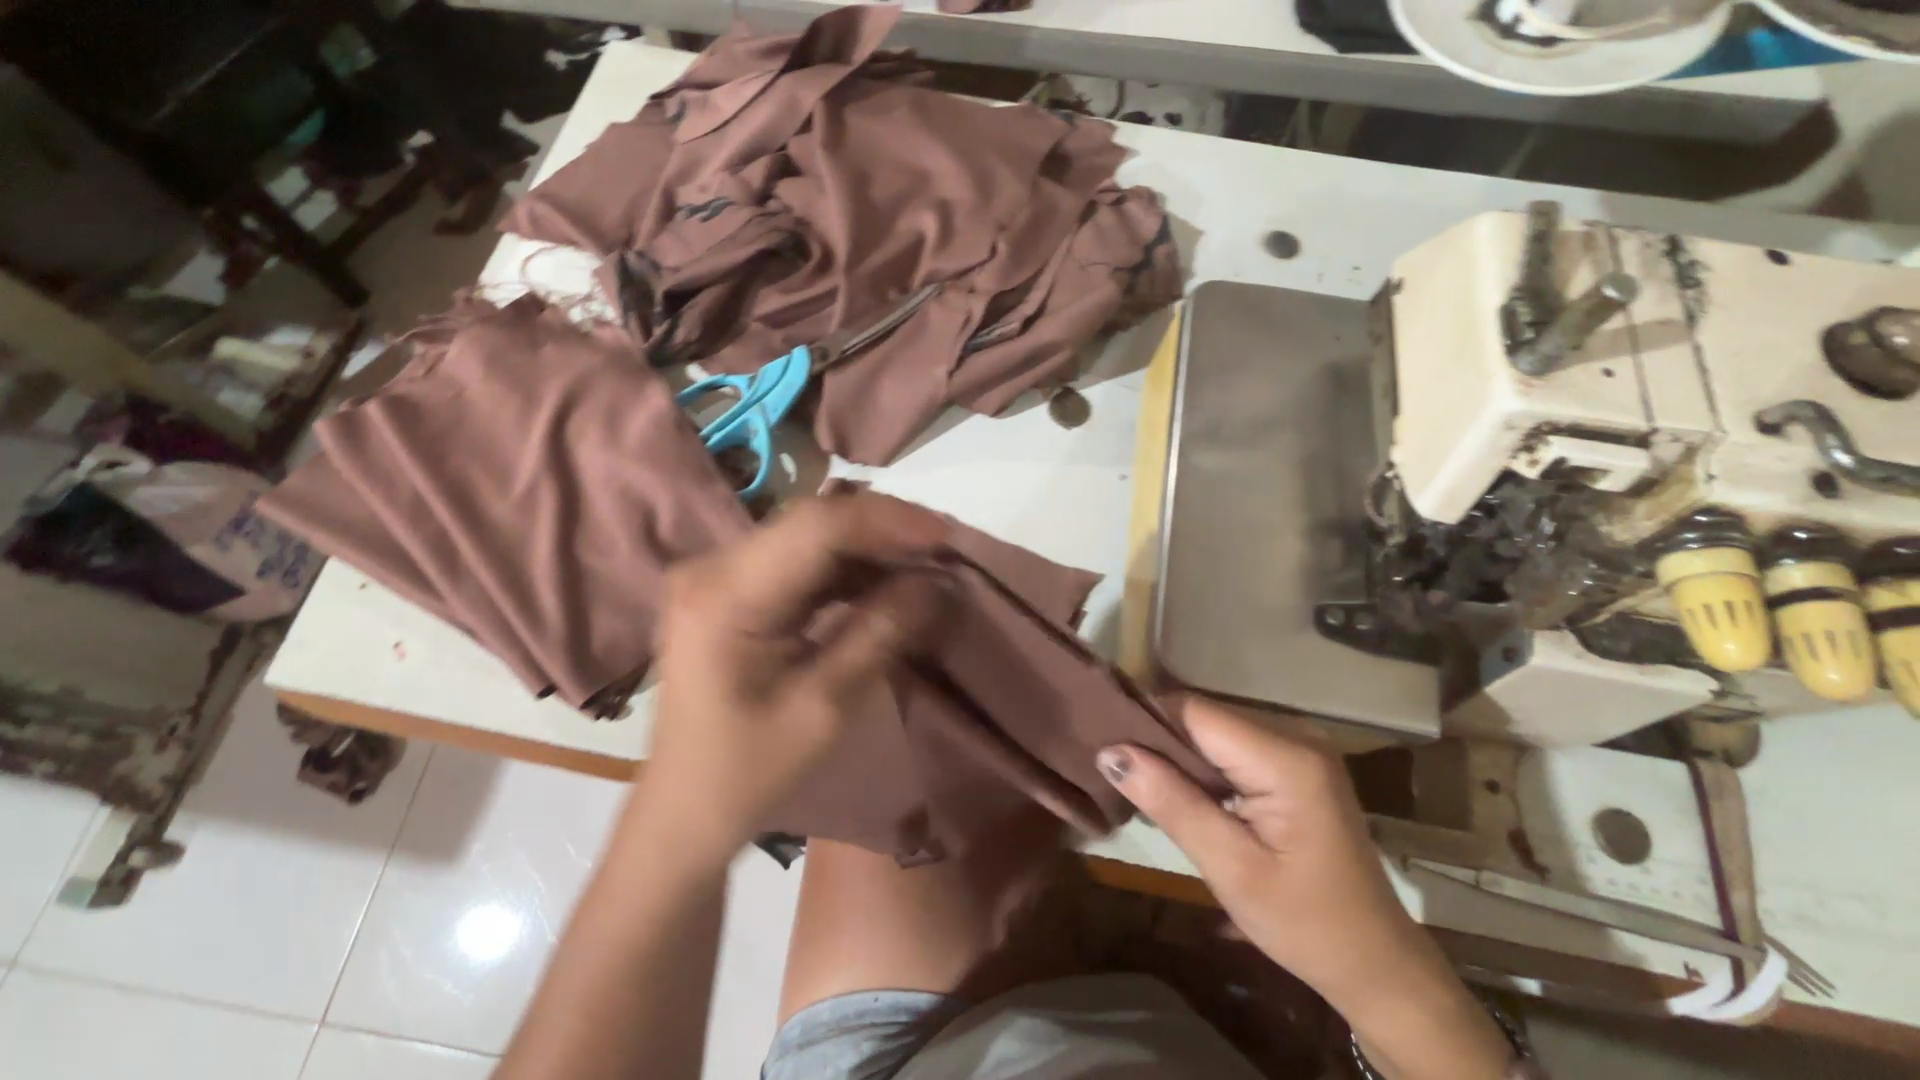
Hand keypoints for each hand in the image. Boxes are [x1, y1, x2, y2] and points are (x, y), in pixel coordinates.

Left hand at [637, 493, 951, 862]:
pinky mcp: (727, 590)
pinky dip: (844, 568)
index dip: (886, 521)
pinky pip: (795, 560)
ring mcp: (716, 575)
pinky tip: (884, 581)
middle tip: (945, 550)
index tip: (946, 537)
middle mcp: (712, 568)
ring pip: (806, 535)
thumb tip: (933, 582)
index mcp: (725, 596)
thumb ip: (878, 634)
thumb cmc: (749, 770)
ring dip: (868, 547)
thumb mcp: (824, 707)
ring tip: (925, 565)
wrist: (685, 806)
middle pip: (810, 522)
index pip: (816, 527)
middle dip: (883, 530)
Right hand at [1097, 701, 1514, 1079]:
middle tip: (1111, 773)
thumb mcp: (1230, 867)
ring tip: (1134, 784)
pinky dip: (1204, 769)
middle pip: (1205, 717)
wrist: (1374, 960)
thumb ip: (1171, 802)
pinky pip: (1235, 749)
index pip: (1194, 711)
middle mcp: (1297, 735)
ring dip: (1177, 757)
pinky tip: (1178, 796)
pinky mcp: (1299, 765)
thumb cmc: (1304, 922)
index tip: (1099, 745)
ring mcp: (1301, 748)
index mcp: (1286, 757)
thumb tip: (1109, 752)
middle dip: (1157, 741)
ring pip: (1216, 731)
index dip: (1144, 722)